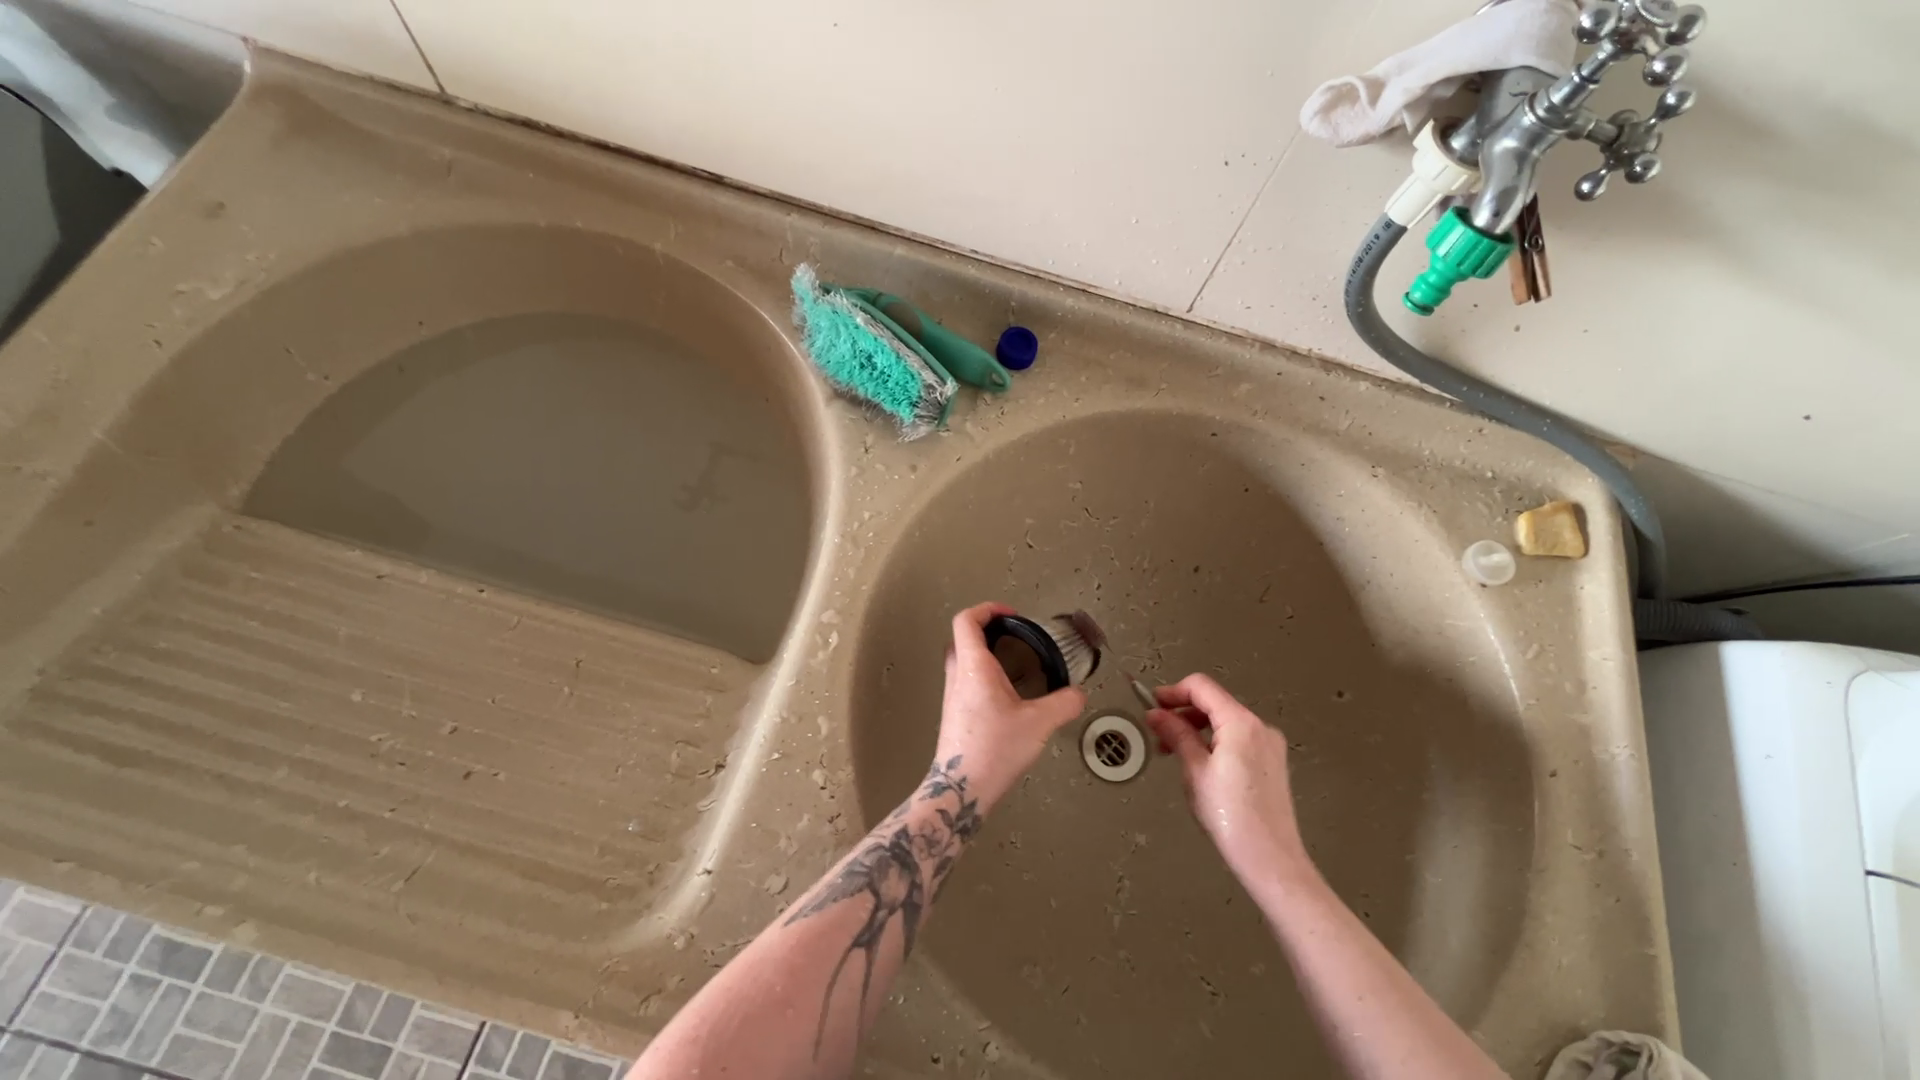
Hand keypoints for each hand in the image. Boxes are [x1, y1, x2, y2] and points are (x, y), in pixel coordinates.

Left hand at [934, 603, 1087, 811]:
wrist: (961, 789)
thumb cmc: (993, 750)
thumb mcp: (1039, 724)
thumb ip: (1064, 704)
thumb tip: (1079, 695)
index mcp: (973, 667)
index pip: (966, 621)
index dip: (987, 609)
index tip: (1010, 613)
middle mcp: (957, 677)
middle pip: (961, 638)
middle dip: (985, 629)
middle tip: (1011, 634)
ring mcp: (952, 697)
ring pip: (962, 661)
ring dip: (984, 654)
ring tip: (1014, 663)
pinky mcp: (955, 716)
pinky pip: (966, 682)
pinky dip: (984, 676)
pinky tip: (1008, 696)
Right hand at [1146, 674, 1314, 894]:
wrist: (1269, 858)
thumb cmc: (1230, 815)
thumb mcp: (1194, 771)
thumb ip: (1175, 734)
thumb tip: (1156, 714)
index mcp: (1241, 723)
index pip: (1202, 687)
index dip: (1172, 692)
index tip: (1151, 704)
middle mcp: (1260, 727)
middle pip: (1215, 703)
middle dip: (1183, 713)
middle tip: (1158, 733)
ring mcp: (1270, 745)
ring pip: (1226, 722)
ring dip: (1197, 729)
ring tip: (1174, 752)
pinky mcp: (1272, 763)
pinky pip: (1238, 739)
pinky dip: (1214, 742)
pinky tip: (1199, 764)